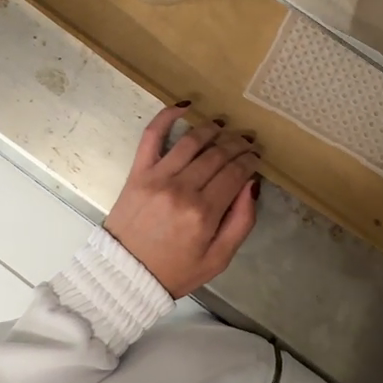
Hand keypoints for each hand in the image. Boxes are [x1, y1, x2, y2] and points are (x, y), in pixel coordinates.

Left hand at [104, 104, 261, 297]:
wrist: (125, 275)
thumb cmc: (175, 271)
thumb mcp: (218, 259)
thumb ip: (241, 222)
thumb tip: (251, 185)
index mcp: (204, 213)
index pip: (235, 173)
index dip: (250, 160)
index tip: (256, 156)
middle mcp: (182, 189)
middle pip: (217, 155)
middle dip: (237, 143)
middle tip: (246, 139)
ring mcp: (158, 177)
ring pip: (192, 141)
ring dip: (211, 128)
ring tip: (223, 125)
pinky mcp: (138, 171)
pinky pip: (152, 135)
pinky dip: (167, 116)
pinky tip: (184, 106)